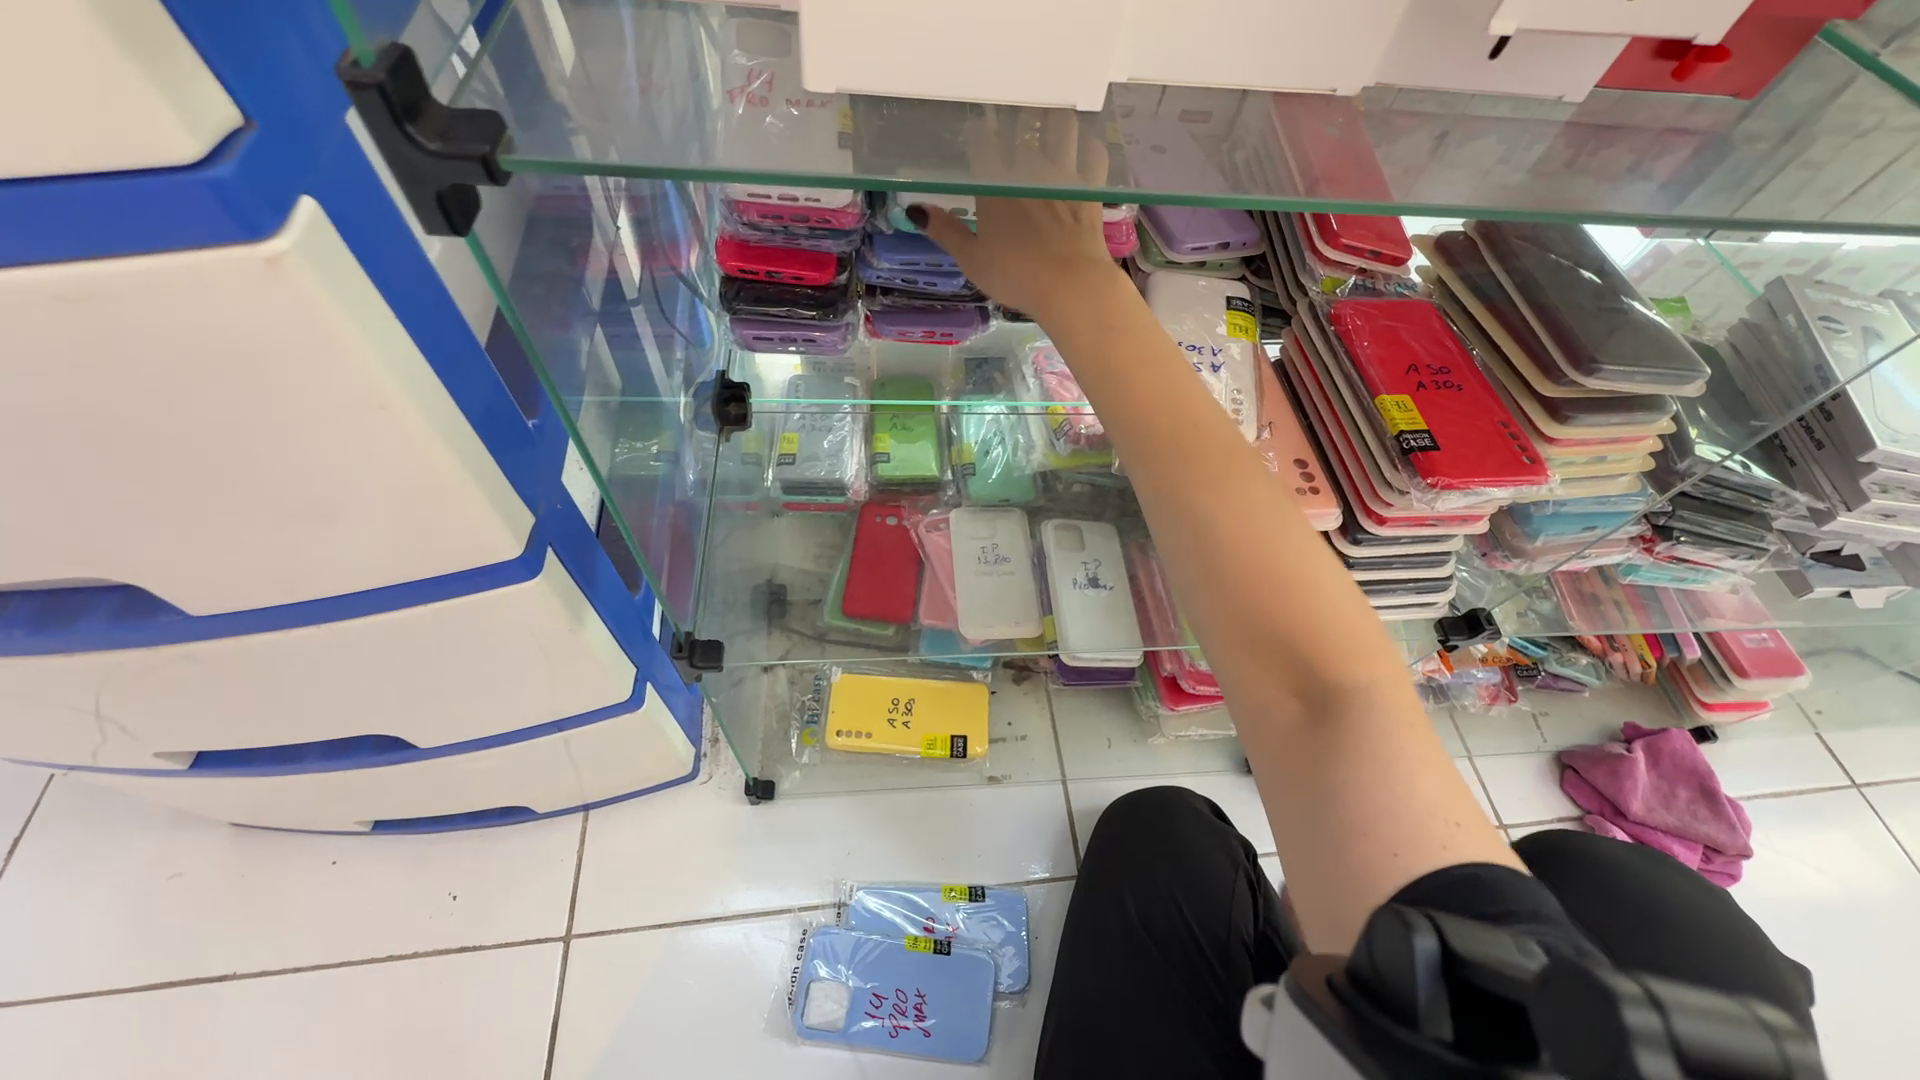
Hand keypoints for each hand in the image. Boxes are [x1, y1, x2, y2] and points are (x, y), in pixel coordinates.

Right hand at [904, 109, 1122, 324]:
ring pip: (1061, 128)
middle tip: (1012, 115)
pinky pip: (1094, 154)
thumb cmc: (1015, 275)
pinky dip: (1089, 145)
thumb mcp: (972, 259)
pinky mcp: (1090, 188)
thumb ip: (945, 231)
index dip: (977, 131)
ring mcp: (1064, 175)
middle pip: (1022, 124)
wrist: (1071, 286)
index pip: (981, 140)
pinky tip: (1084, 146)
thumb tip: (914, 208)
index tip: (975, 129)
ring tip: (1049, 120)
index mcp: (994, 184)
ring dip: (1054, 120)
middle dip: (1015, 116)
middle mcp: (1029, 169)